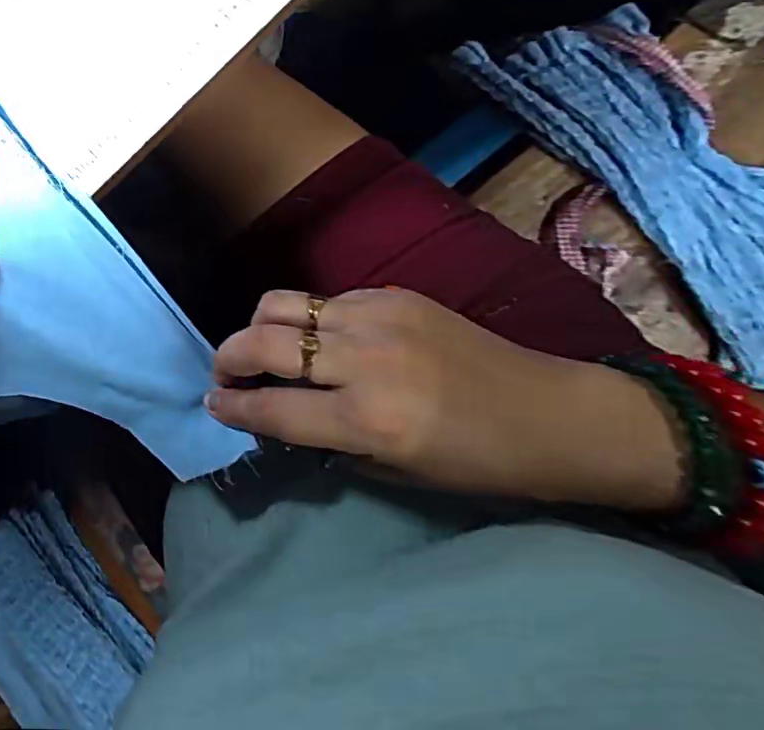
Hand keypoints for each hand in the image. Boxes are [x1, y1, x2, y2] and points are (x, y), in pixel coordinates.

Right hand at [206, 287, 683, 510]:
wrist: (551, 414)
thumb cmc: (477, 463)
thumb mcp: (396, 470)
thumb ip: (330, 440)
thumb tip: (280, 416)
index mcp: (368, 419)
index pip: (272, 408)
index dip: (232, 407)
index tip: (213, 404)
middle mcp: (364, 359)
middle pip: (263, 341)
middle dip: (228, 357)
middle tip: (225, 373)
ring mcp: (378, 316)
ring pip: (285, 304)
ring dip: (259, 326)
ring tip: (262, 347)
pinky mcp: (393, 294)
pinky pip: (326, 300)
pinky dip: (309, 319)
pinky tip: (321, 339)